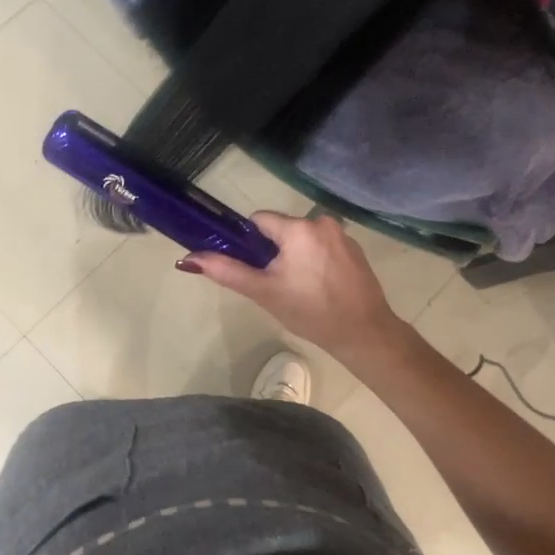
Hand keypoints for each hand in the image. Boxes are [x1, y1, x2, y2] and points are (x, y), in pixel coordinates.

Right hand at [179, 211, 406, 357]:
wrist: (364, 333)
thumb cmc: (310, 312)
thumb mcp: (264, 292)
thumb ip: (227, 271)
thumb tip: (189, 258)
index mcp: (298, 228)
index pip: (259, 221)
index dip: (250, 243)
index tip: (253, 267)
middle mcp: (322, 222)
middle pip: (282, 230)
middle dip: (274, 252)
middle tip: (276, 284)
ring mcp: (342, 235)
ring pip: (302, 239)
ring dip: (295, 257)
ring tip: (298, 289)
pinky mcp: (355, 249)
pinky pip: (322, 247)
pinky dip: (315, 261)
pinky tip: (318, 288)